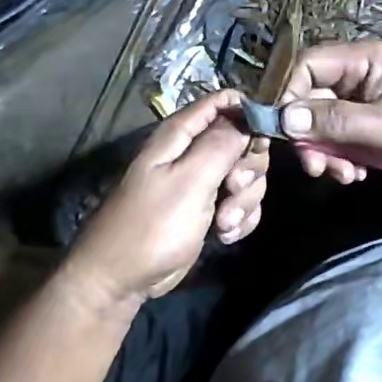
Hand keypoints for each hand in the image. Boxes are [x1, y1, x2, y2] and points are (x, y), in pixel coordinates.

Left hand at [66, 91, 265, 302]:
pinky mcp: (209, 210)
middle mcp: (193, 152)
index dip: (250, 114)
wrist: (122, 279)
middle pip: (244, 141)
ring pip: (247, 176)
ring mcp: (202, 183)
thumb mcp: (190, 181)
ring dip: (244, 201)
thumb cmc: (152, 226)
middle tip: (233, 188)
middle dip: (249, 168)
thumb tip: (248, 116)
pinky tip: (225, 235)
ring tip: (224, 223)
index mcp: (181, 135)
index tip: (260, 141)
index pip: (225, 102)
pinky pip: (241, 203)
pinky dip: (240, 219)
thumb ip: (221, 144)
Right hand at [277, 41, 381, 179]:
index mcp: (363, 59)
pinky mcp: (367, 120)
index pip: (306, 65)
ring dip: (326, 152)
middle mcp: (357, 74)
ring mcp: (361, 98)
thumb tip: (283, 119)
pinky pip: (338, 136)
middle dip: (310, 136)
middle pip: (310, 98)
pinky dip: (341, 157)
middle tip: (317, 169)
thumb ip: (334, 122)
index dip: (288, 95)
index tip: (284, 131)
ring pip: (321, 122)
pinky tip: (356, 174)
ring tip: (345, 176)